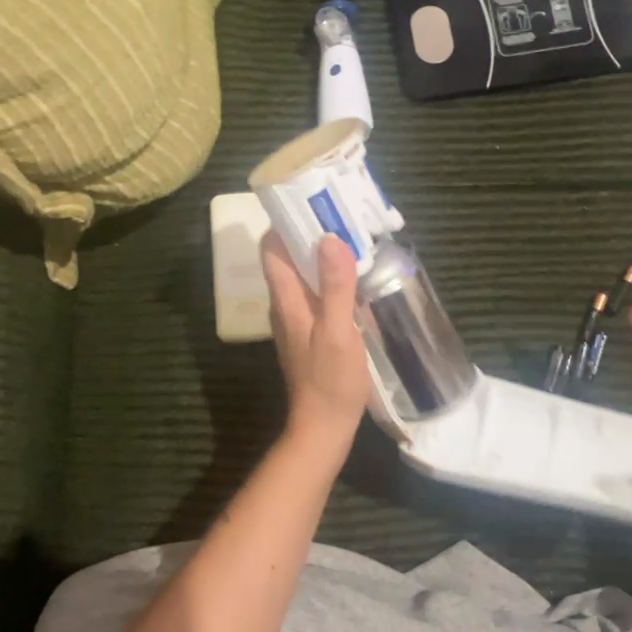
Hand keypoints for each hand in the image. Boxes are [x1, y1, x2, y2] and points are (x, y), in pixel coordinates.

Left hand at [263, 232, 370, 441]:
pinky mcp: (312, 333)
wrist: (324, 428)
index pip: (273, 249)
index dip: (288, 222)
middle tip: (347, 216)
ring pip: (305, 277)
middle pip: (290, 258)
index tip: (315, 203)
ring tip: (357, 240)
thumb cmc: (330, 382)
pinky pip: (318, 295)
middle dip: (313, 235)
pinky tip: (358, 281)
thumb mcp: (338, 332)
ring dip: (325, 258)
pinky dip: (333, 281)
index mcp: (286, 301)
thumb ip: (335, 286)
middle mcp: (286, 305)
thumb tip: (329, 238)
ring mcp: (298, 320)